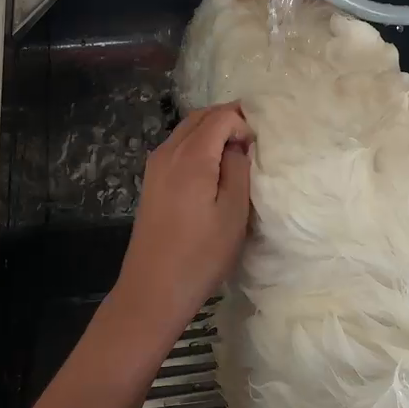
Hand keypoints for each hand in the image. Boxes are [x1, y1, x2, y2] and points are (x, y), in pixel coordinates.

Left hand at [116, 103, 252, 323]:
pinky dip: (197, 143)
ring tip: (236, 152)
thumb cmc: (200, 255)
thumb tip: (238, 144)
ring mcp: (155, 165)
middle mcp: (168, 152)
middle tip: (252, 138)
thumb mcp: (233, 213)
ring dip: (211, 130)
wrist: (152, 290)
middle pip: (200, 116)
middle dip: (227, 119)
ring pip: (186, 129)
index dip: (243, 124)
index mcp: (191, 156)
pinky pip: (177, 146)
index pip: (221, 117)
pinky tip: (211, 168)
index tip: (257, 149)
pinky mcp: (151, 180)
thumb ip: (238, 169)